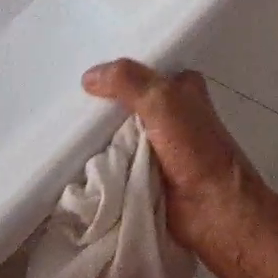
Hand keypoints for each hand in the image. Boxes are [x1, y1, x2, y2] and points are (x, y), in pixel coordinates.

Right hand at [81, 59, 260, 243]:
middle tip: (68, 101)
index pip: (142, 69)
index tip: (83, 74)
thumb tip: (88, 77)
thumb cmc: (194, 148)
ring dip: (97, 135)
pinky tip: (76, 154)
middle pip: (126, 101)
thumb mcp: (163, 100)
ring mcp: (157, 144)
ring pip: (118, 131)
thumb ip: (127, 80)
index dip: (115, 70)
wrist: (213, 209)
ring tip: (64, 127)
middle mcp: (170, 112)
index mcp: (181, 86)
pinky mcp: (146, 172)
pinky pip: (116, 159)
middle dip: (101, 105)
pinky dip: (100, 160)